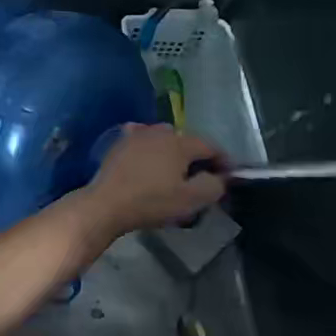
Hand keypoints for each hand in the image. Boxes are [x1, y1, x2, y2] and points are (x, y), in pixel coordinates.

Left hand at [78, 123, 228, 236]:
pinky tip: (148, 154)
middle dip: (198, 155)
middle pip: (187, 140)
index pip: (210, 146)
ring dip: (174, 149)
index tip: (229, 175)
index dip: (223, 160)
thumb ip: (213, 185)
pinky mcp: (119, 143)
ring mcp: (136, 134)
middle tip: (203, 175)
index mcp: (180, 143)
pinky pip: (141, 138)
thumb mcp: (191, 200)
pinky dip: (150, 145)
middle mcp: (159, 132)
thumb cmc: (152, 202)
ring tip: (176, 168)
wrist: (106, 203)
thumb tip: (219, 176)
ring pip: (163, 137)